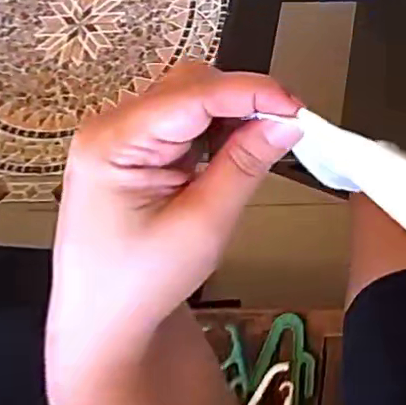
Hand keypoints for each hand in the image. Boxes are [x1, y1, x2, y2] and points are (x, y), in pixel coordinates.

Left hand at [50, 61, 300, 372]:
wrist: (107, 320)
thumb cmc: (142, 280)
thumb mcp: (205, 222)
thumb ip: (247, 164)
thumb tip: (288, 123)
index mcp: (113, 143)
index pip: (194, 95)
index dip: (252, 94)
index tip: (298, 110)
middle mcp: (113, 128)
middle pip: (193, 84)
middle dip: (247, 98)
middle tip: (290, 126)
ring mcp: (126, 136)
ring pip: (196, 95)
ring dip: (239, 111)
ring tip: (269, 140)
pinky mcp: (143, 147)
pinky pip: (193, 117)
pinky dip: (227, 125)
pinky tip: (244, 146)